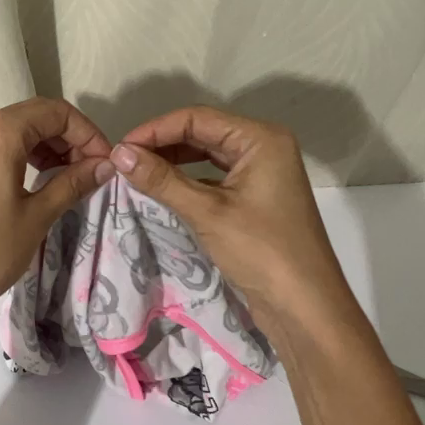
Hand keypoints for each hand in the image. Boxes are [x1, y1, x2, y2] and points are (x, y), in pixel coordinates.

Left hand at [0, 97, 112, 356]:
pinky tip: (7, 175)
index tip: (103, 163)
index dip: (87, 133)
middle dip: (64, 139)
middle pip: (29, 117)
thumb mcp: (37, 217)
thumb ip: (73, 182)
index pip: (55, 112)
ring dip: (35, 146)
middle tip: (86, 173)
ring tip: (56, 177)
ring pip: (2, 130)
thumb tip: (106, 164)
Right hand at [113, 105, 357, 338]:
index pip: (197, 118)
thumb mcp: (207, 212)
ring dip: (172, 162)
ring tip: (135, 174)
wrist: (305, 306)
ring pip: (207, 155)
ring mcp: (261, 173)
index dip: (155, 130)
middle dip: (162, 144)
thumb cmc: (262, 251)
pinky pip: (214, 176)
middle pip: (203, 132)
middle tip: (123, 162)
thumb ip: (162, 179)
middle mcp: (264, 147)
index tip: (120, 149)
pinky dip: (187, 181)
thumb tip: (119, 153)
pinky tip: (161, 190)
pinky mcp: (255, 197)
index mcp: (261, 139)